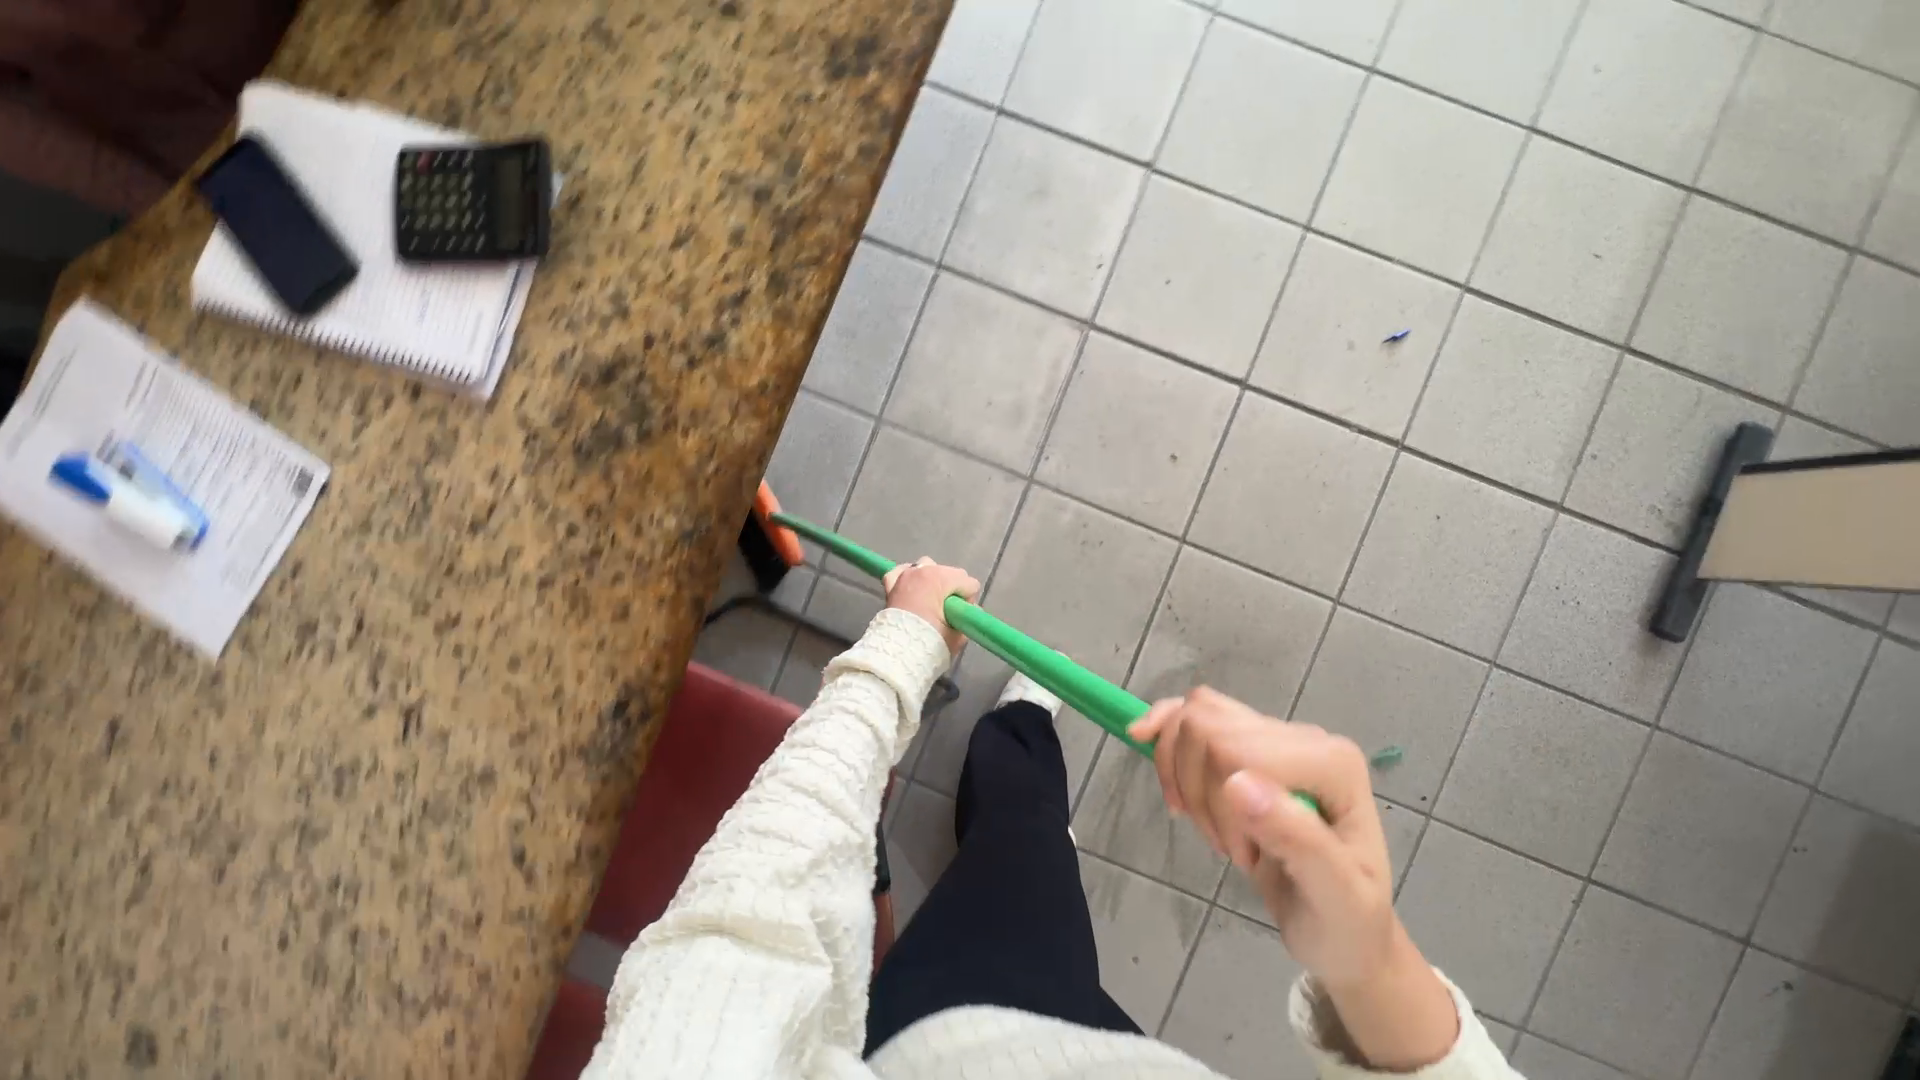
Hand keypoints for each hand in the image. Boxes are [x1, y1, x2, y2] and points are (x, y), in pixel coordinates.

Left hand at [881, 557, 979, 657]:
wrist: (898, 654)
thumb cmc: (930, 642)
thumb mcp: (958, 633)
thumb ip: (968, 617)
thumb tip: (969, 610)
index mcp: (940, 578)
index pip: (969, 584)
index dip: (968, 601)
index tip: (962, 617)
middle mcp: (922, 570)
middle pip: (950, 573)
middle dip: (952, 590)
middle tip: (948, 612)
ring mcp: (904, 575)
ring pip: (926, 566)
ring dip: (932, 580)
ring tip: (931, 600)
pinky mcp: (891, 584)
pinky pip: (902, 571)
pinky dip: (908, 577)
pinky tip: (912, 588)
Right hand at [1130, 689, 1456, 1069]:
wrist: (1340, 936)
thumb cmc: (1347, 923)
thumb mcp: (1334, 896)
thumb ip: (1294, 836)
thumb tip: (1244, 784)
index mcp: (1329, 760)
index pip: (1232, 737)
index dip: (1213, 791)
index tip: (1228, 844)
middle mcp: (1304, 736)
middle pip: (1207, 719)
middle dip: (1197, 782)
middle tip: (1224, 839)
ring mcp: (1275, 739)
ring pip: (1194, 715)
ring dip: (1184, 773)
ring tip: (1216, 828)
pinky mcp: (1250, 750)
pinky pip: (1192, 723)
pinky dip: (1172, 753)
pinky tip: (1185, 795)